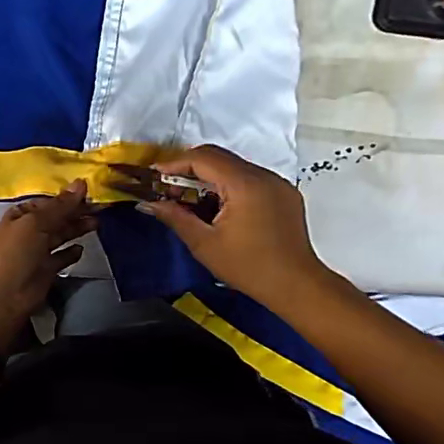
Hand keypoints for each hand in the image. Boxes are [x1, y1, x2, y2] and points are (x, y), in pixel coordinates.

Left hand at [0, 180, 96, 350]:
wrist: (3, 296)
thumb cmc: (15, 254)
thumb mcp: (36, 224)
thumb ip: (60, 206)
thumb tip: (81, 182)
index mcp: (21, 215)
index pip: (48, 201)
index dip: (68, 196)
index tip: (91, 191)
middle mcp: (29, 230)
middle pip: (56, 217)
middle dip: (76, 212)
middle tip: (100, 206)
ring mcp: (37, 251)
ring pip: (61, 235)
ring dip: (77, 229)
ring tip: (97, 222)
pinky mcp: (46, 270)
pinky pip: (61, 258)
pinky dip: (71, 253)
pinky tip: (82, 248)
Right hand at [141, 145, 326, 297]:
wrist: (297, 287)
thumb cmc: (249, 267)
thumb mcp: (204, 243)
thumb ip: (174, 217)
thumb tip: (147, 204)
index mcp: (245, 185)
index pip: (203, 158)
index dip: (174, 163)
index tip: (154, 175)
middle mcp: (264, 176)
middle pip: (218, 157)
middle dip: (189, 168)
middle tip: (168, 188)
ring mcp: (277, 183)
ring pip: (233, 166)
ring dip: (208, 176)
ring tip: (190, 198)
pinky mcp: (283, 193)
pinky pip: (248, 177)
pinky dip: (227, 184)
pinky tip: (217, 205)